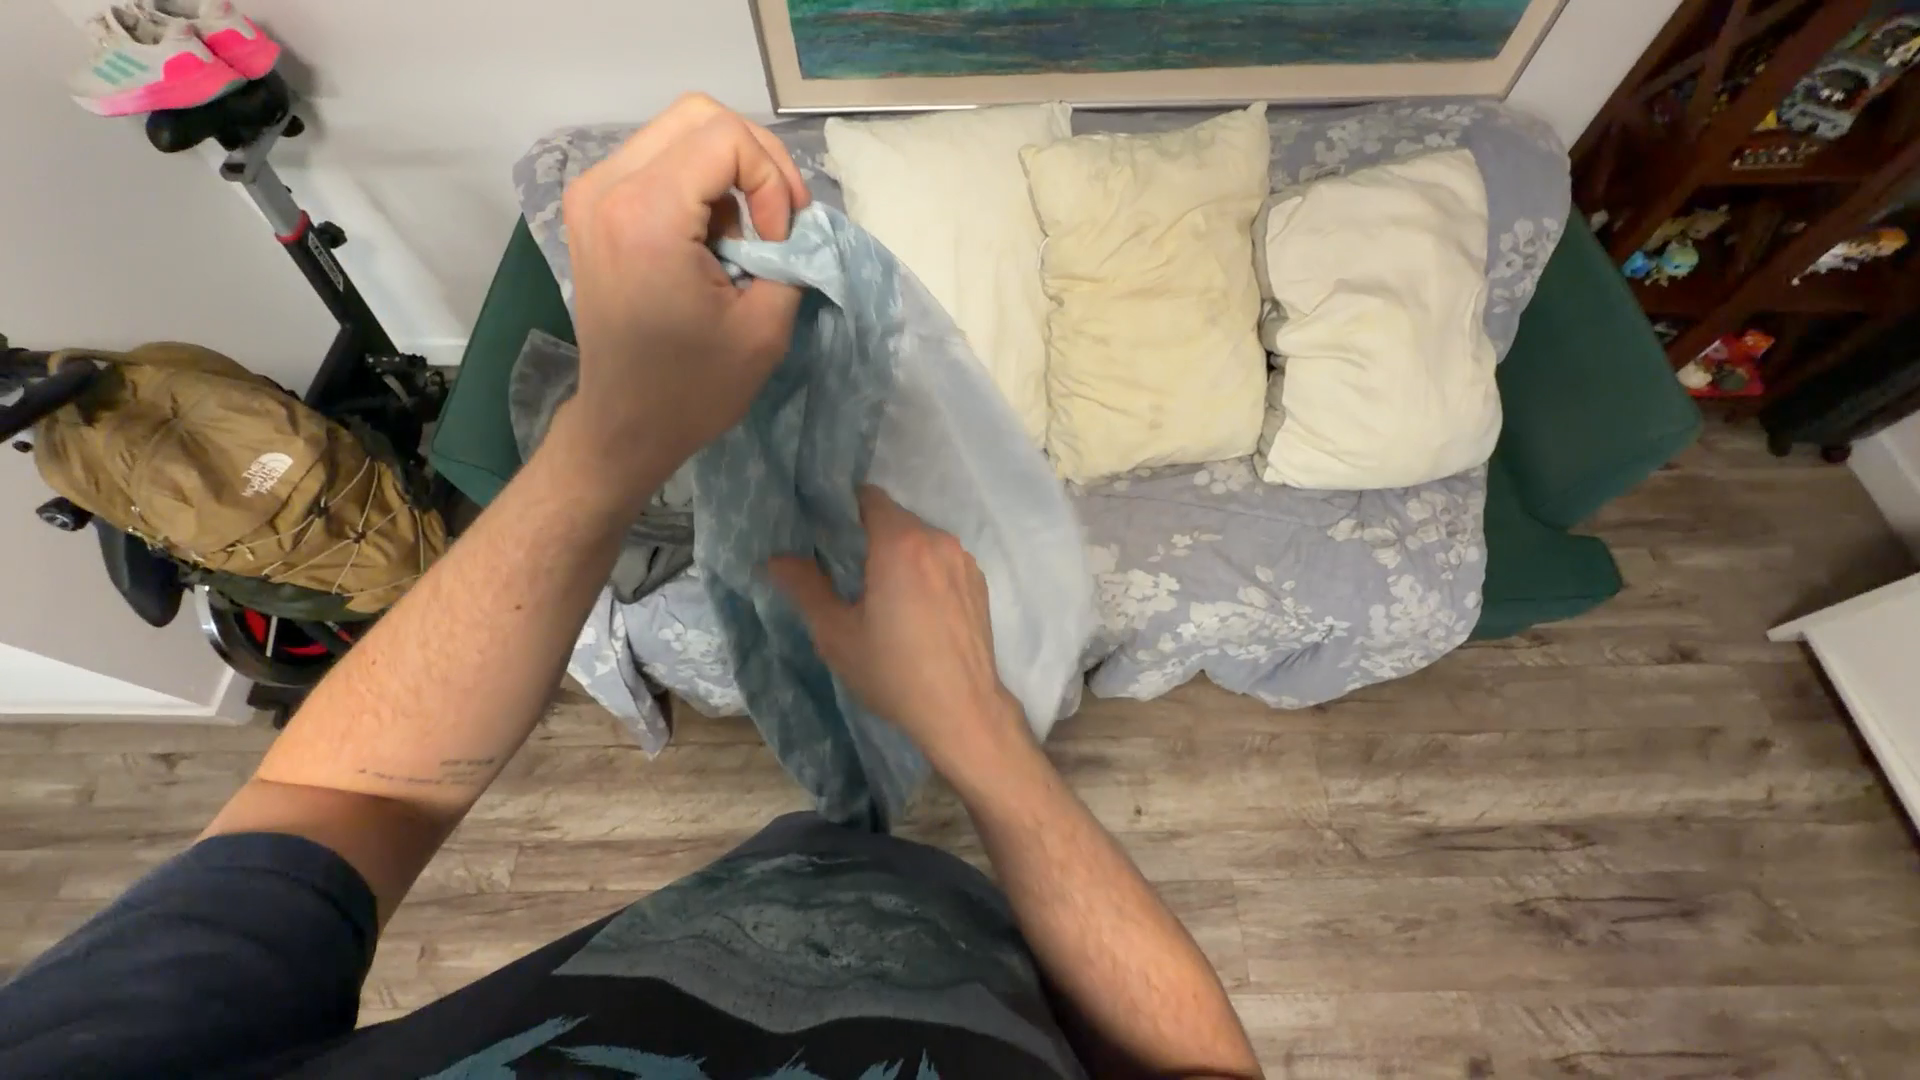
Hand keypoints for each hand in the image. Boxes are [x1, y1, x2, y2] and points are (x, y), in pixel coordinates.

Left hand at [554, 93, 811, 511]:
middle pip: (700, 116)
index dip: (772, 179)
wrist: (626, 424)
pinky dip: (700, 188)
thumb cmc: (695, 389)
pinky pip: (659, 162)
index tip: (779, 240)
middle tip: (781, 220)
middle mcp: (607, 187)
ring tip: (746, 238)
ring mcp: (593, 194)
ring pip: (680, 134)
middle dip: (757, 161)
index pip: (725, 136)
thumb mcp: (765, 329)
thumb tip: (795, 226)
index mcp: (646, 215)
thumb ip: (792, 260)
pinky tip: (712, 241)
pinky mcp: (594, 209)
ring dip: (729, 176)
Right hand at [769, 487, 1034, 782]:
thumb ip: (804, 587)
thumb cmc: (893, 672)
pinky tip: (915, 609)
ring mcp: (964, 561)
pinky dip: (925, 571)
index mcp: (900, 543)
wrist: (962, 710)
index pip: (867, 498)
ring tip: (880, 593)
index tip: (823, 535)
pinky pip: (942, 561)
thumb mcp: (837, 633)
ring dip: (899, 555)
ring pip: (921, 541)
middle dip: (868, 536)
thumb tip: (775, 559)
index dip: (842, 511)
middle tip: (844, 571)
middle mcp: (937, 540)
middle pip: (895, 519)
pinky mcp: (979, 583)